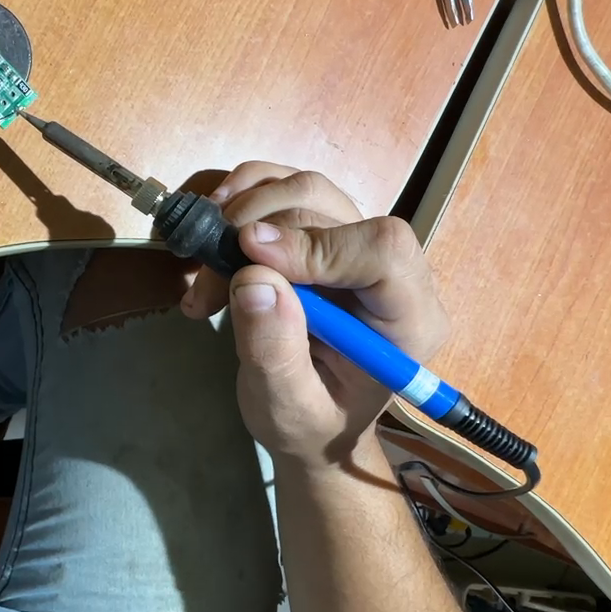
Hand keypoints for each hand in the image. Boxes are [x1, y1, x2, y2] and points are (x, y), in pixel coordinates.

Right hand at [180, 163, 447, 469]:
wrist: (309, 422)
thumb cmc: (309, 424)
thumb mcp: (287, 407)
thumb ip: (275, 351)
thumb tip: (253, 280)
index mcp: (406, 319)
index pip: (382, 249)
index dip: (312, 242)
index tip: (247, 251)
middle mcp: (391, 271)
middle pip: (328, 208)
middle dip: (253, 234)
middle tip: (206, 281)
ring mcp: (354, 245)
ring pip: (304, 189)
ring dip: (241, 213)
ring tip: (204, 266)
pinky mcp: (322, 233)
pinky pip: (284, 186)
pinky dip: (240, 198)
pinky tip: (214, 236)